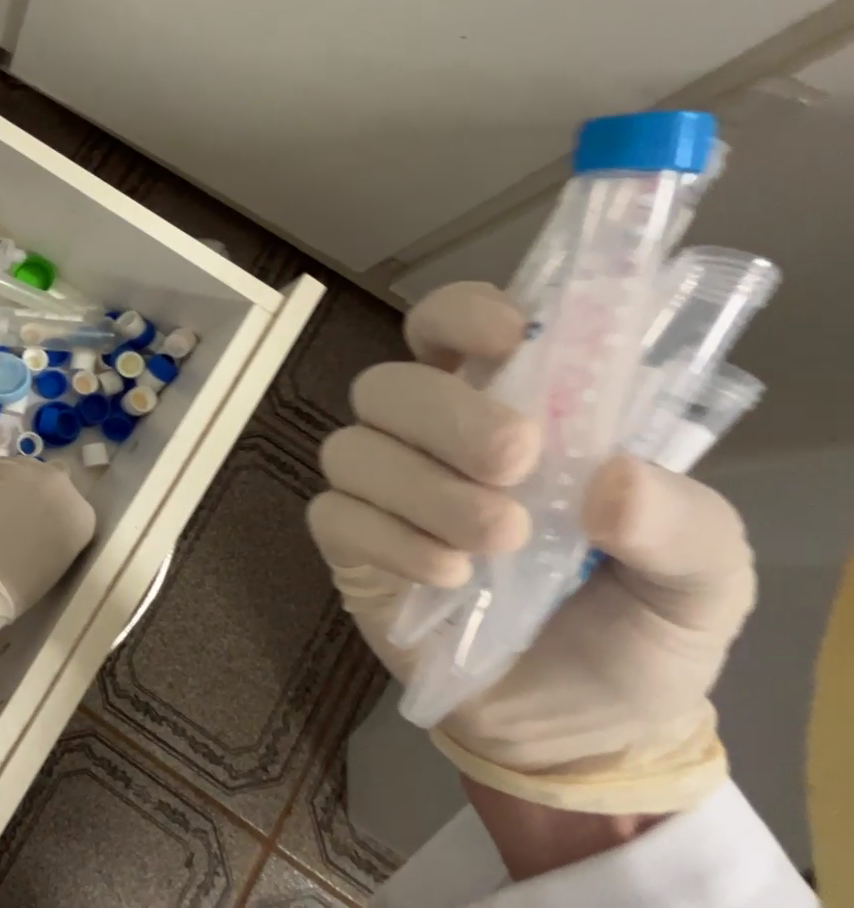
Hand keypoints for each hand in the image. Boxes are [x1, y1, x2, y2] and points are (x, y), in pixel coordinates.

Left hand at [0, 455, 96, 645]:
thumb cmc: (15, 584)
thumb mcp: (54, 564)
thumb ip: (56, 536)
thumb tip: (40, 527)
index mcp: (81, 516)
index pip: (74, 510)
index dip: (55, 519)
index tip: (41, 532)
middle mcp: (60, 484)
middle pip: (52, 482)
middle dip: (37, 495)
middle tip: (17, 517)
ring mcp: (25, 468)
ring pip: (23, 470)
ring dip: (13, 484)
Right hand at [306, 282, 755, 817]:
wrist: (577, 725)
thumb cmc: (635, 625)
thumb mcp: (704, 578)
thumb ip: (682, 523)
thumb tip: (607, 480)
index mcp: (506, 409)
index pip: (449, 328)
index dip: (460, 315)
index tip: (508, 340)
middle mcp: (427, 440)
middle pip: (385, 384)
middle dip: (443, 415)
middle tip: (515, 465)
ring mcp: (380, 492)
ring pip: (350, 448)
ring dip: (423, 490)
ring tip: (498, 545)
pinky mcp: (349, 546)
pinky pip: (335, 516)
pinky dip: (390, 540)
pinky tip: (448, 578)